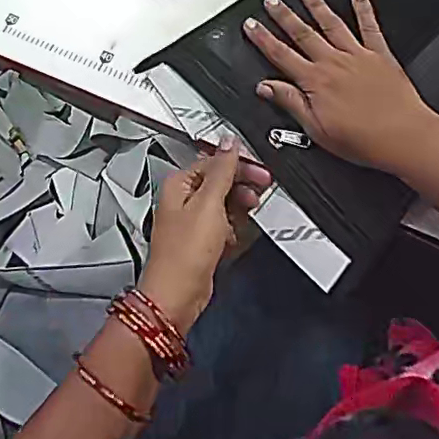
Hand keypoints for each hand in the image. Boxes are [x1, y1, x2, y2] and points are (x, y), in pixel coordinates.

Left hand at [138, 141, 269, 330]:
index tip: (259, 171)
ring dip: (238, 208)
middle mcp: (183, 200)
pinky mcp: (201, 240)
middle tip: (259, 191)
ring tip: (247, 213)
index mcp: (179, 184)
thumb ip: (222, 171)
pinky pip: (223, 225)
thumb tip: (229, 144)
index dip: (239, 165)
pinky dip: (233, 227)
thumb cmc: (183, 253)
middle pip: (219, 181)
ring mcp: (192, 221)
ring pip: (223, 203)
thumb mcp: (209, 204)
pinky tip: (236, 234)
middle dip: (241, 186)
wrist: (178, 294)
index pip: (213, 162)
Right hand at [245, 0, 438, 172]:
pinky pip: (370, 27)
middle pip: (303, 33)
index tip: (252, 25)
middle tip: (272, 0)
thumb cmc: (363, 139)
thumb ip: (290, 102)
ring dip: (316, 6)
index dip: (263, 38)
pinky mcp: (381, 56)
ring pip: (332, 24)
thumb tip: (266, 88)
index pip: (281, 55)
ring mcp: (358, 56)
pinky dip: (363, 9)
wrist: (404, 137)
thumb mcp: (316, 129)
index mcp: (315, 81)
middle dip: (284, 15)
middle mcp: (334, 63)